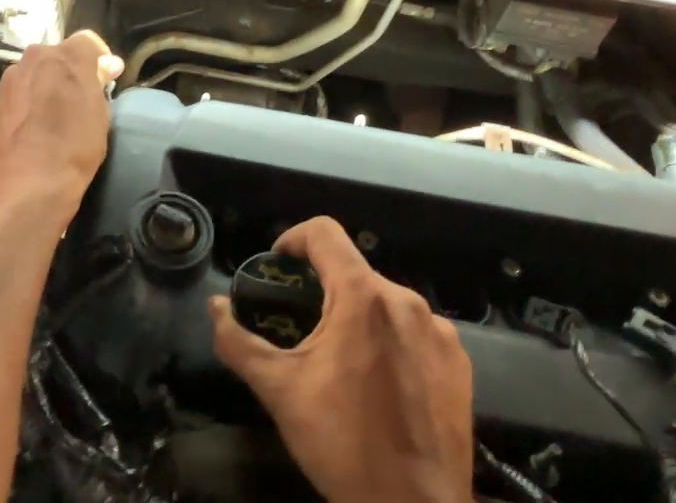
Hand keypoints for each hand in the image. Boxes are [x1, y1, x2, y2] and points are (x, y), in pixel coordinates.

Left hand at [0, 31, 123, 215]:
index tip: (104, 81)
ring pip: (35, 72)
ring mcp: (11, 77)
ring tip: (53, 115)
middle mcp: (35, 57)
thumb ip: (99, 80)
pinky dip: (28, 100)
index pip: (89, 42)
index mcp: (67, 56)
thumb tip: (107, 64)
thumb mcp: (100, 113)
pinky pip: (19, 90)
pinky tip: (33, 125)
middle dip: (69, 71)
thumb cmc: (75, 147)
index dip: (99, 59)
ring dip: (46, 84)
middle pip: (58, 55)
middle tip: (79, 99)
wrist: (29, 183)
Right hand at [210, 217, 473, 502]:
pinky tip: (379, 382)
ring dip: (358, 316)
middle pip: (355, 271)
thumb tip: (215, 306)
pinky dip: (391, 341)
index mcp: (363, 296)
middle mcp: (407, 301)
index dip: (294, 239)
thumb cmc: (343, 443)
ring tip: (341, 360)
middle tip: (302, 326)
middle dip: (324, 289)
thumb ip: (239, 341)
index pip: (325, 232)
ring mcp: (440, 332)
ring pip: (386, 302)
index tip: (279, 267)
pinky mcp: (459, 361)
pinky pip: (416, 331)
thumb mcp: (279, 391)